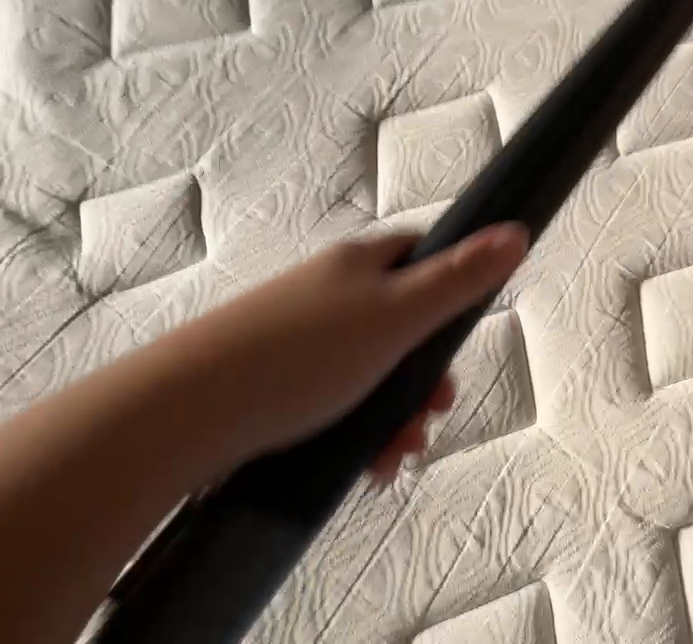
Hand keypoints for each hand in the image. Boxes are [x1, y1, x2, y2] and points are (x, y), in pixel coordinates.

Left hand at [167, 225, 527, 477]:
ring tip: (398, 452)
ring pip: (370, 369)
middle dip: (427, 372)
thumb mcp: (401, 315)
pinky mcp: (267, 384)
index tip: (462, 326)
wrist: (175, 417)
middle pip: (401, 321)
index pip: (420, 253)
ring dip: (397, 411)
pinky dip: (357, 430)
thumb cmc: (302, 355)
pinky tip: (365, 464)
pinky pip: (332, 400)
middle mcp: (326, 292)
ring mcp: (293, 337)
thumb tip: (516, 230)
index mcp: (358, 264)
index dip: (452, 284)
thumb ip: (462, 278)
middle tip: (436, 410)